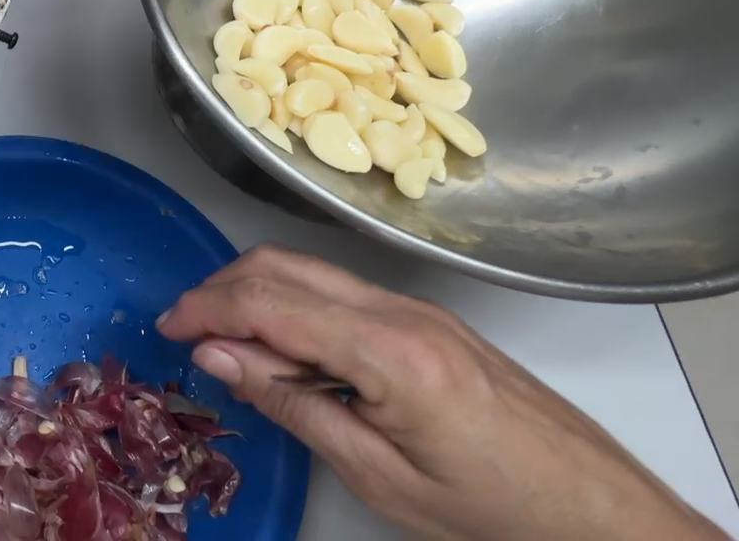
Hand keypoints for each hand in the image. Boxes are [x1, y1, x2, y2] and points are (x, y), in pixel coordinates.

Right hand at [157, 246, 724, 540]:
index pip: (266, 303)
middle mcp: (399, 310)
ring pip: (304, 268)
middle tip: (187, 329)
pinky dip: (290, 302)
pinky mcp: (426, 317)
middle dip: (219, 288)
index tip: (165, 329)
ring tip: (226, 340)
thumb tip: (214, 355)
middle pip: (279, 266)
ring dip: (251, 290)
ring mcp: (416, 307)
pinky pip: (335, 289)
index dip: (204, 309)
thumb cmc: (496, 514)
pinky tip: (283, 346)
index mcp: (388, 352)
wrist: (614, 524)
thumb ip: (289, 402)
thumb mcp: (379, 475)